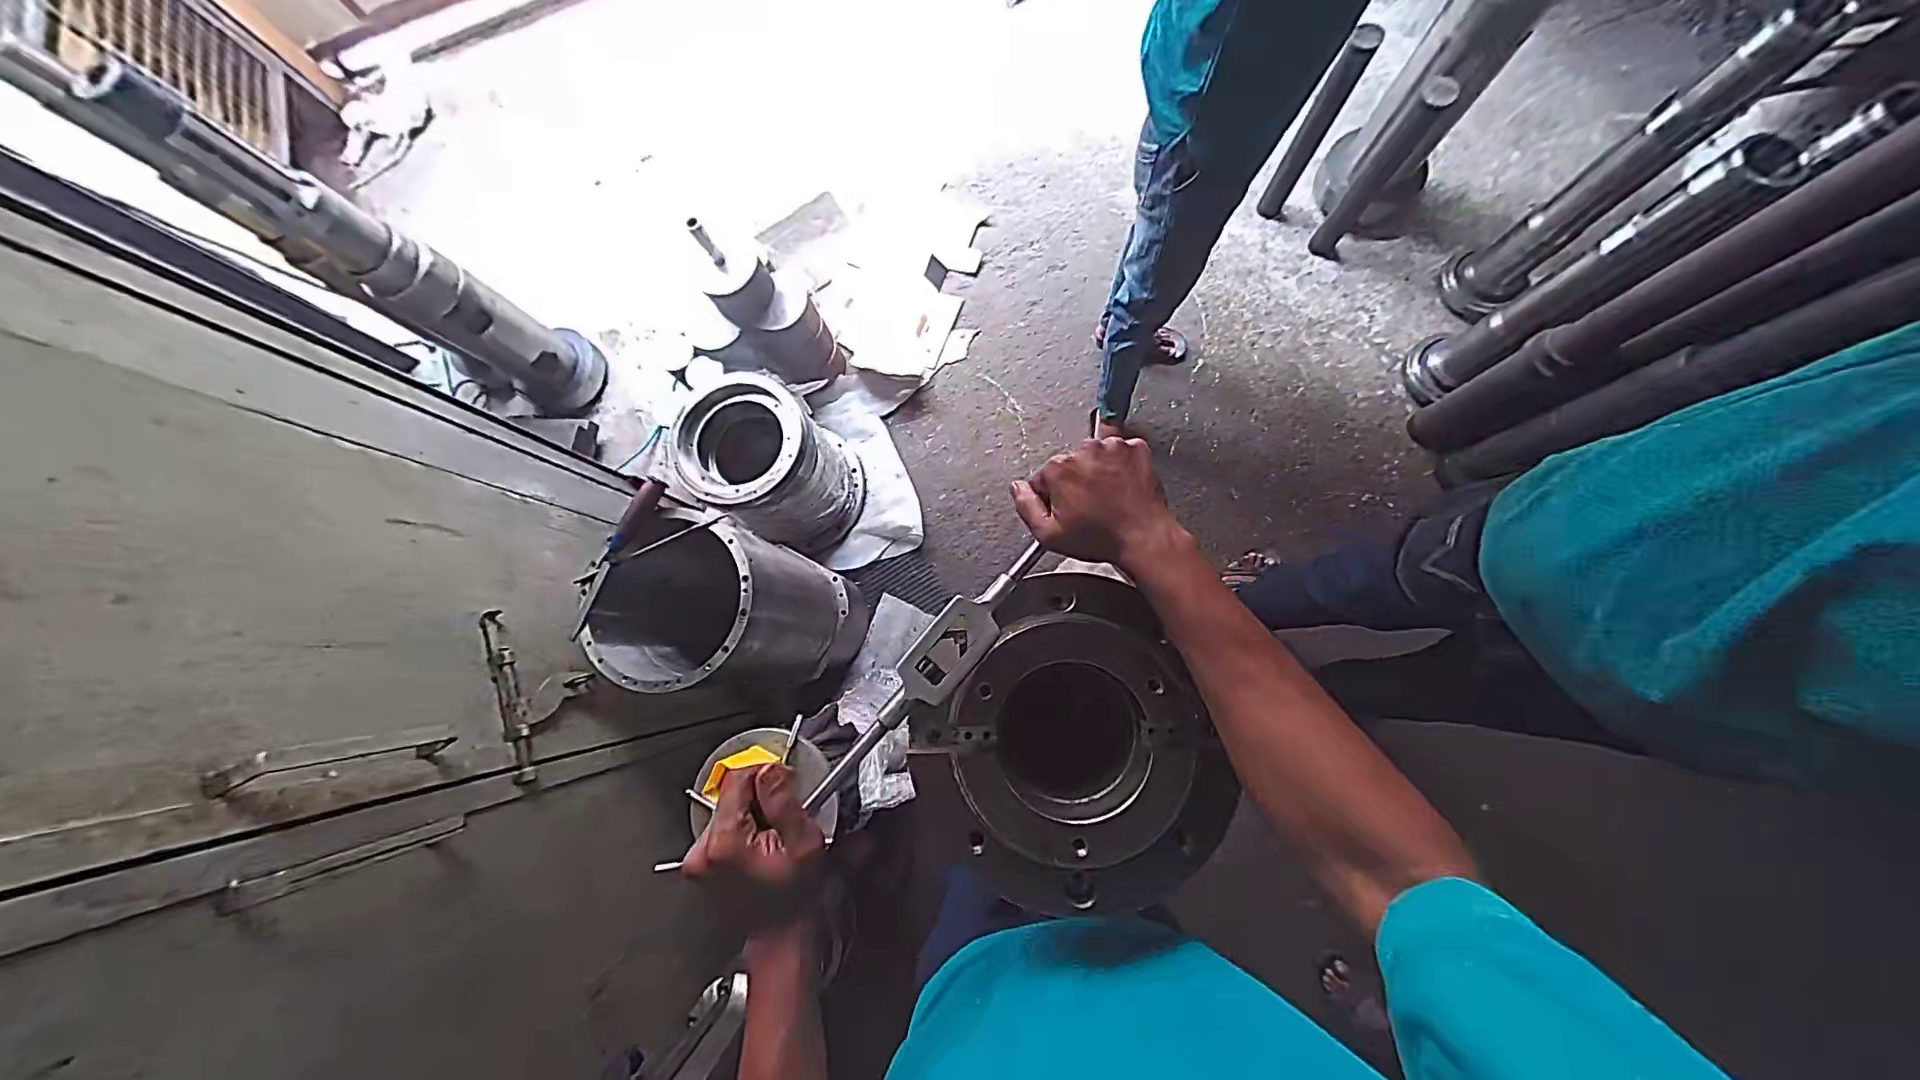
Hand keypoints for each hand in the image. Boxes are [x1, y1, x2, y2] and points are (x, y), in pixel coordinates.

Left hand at [682, 764, 825, 935]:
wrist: (778, 935)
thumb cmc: (792, 898)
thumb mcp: (803, 842)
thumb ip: (784, 801)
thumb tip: (769, 770)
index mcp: (724, 842)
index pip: (737, 779)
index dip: (765, 777)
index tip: (783, 789)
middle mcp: (702, 851)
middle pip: (731, 794)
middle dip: (760, 800)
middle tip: (781, 822)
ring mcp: (697, 860)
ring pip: (728, 809)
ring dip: (752, 814)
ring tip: (771, 838)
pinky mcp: (699, 864)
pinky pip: (723, 826)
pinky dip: (742, 829)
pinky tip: (758, 846)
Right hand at [1011, 437, 1190, 571]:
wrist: (1144, 538)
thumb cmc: (1102, 538)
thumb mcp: (1049, 535)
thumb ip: (1026, 507)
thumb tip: (1018, 489)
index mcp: (1059, 469)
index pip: (1044, 476)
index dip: (1053, 496)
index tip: (1067, 508)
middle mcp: (1084, 451)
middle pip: (1070, 463)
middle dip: (1076, 482)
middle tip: (1089, 506)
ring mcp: (1112, 447)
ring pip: (1095, 455)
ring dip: (1098, 470)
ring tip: (1107, 497)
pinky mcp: (1135, 448)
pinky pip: (1121, 451)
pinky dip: (1121, 465)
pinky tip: (1122, 485)